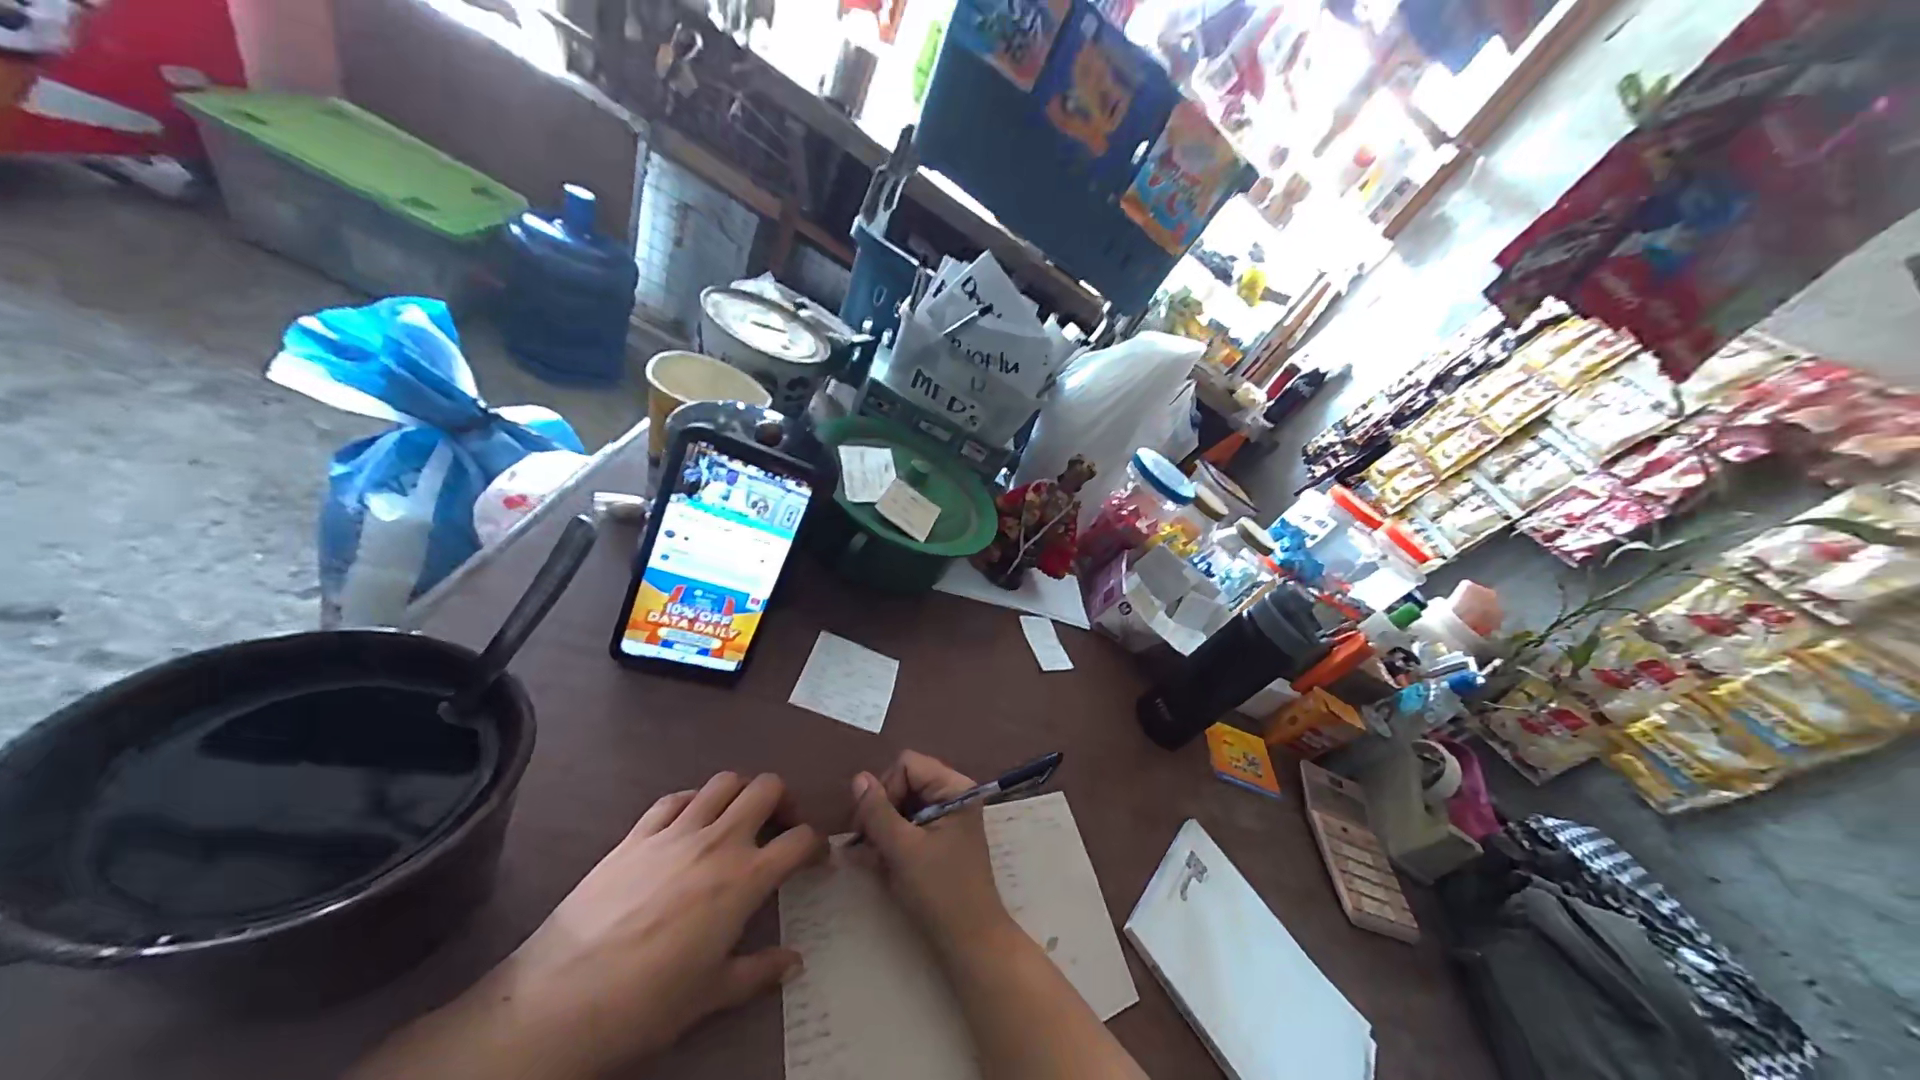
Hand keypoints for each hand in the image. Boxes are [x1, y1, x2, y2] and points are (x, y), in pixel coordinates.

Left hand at [443, 773, 822, 1076]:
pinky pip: (674, 798)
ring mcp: (675, 831)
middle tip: (779, 829)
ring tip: (737, 819)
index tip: (816, 861)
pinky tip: (689, 823)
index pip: (799, 840)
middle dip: (783, 802)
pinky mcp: (636, 834)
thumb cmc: (647, 1003)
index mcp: (745, 878)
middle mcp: (718, 841)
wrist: (560, 1001)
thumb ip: (759, 971)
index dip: (816, 845)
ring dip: (740, 793)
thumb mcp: (712, 994)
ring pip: (723, 781)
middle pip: (767, 788)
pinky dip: (692, 801)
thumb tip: (794, 963)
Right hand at [849, 752, 1014, 956]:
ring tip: (873, 857)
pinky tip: (880, 864)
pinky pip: (907, 825)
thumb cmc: (940, 891)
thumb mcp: (902, 849)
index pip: (907, 765)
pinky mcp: (938, 838)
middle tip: (866, 844)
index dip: (885, 789)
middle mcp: (952, 795)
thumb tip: (858, 778)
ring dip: (882, 829)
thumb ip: (877, 811)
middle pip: (902, 782)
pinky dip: (891, 841)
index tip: (874, 825)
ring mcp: (946, 818)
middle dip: (881, 811)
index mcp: (954, 788)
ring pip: (900, 806)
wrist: (969, 940)